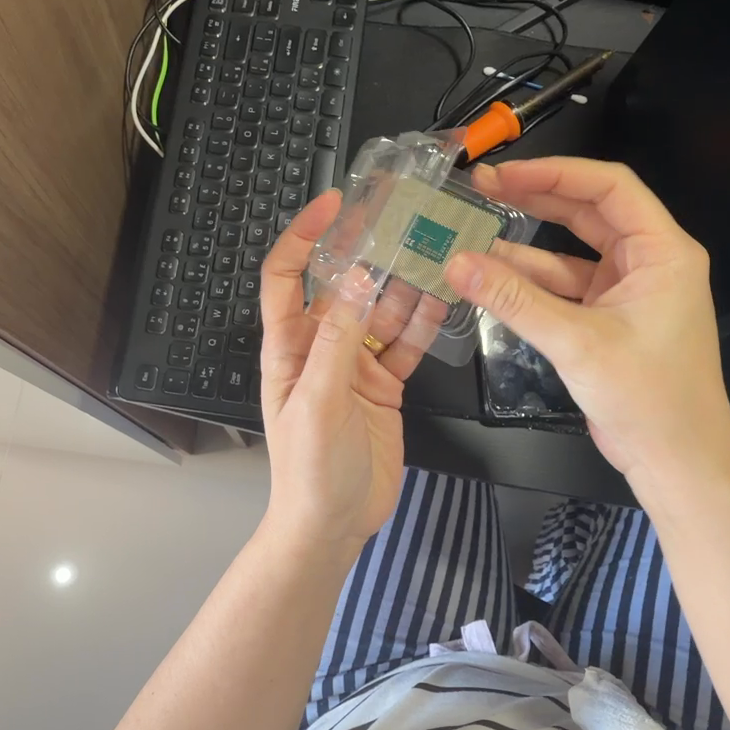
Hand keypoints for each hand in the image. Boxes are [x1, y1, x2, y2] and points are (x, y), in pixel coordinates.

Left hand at [260, 191, 447, 548]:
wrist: (333, 524)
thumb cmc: (309, 469)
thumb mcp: (319, 401)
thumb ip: (337, 341)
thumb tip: (355, 280)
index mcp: (289, 346)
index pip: (286, 277)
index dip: (303, 237)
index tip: (332, 205)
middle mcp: (320, 347)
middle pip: (342, 287)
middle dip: (368, 254)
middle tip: (402, 220)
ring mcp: (354, 364)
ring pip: (381, 311)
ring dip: (403, 285)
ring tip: (433, 252)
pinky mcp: (383, 384)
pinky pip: (404, 343)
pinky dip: (422, 324)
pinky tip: (443, 301)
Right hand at [443, 157, 729, 479]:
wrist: (676, 463)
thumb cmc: (650, 400)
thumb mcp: (578, 342)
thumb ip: (514, 300)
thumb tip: (457, 263)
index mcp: (663, 252)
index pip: (609, 188)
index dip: (555, 173)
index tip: (504, 175)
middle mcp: (647, 262)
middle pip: (586, 212)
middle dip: (534, 198)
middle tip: (481, 189)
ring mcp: (625, 290)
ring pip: (568, 250)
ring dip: (523, 245)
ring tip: (472, 231)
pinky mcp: (606, 317)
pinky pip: (561, 286)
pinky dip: (527, 281)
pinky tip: (488, 276)